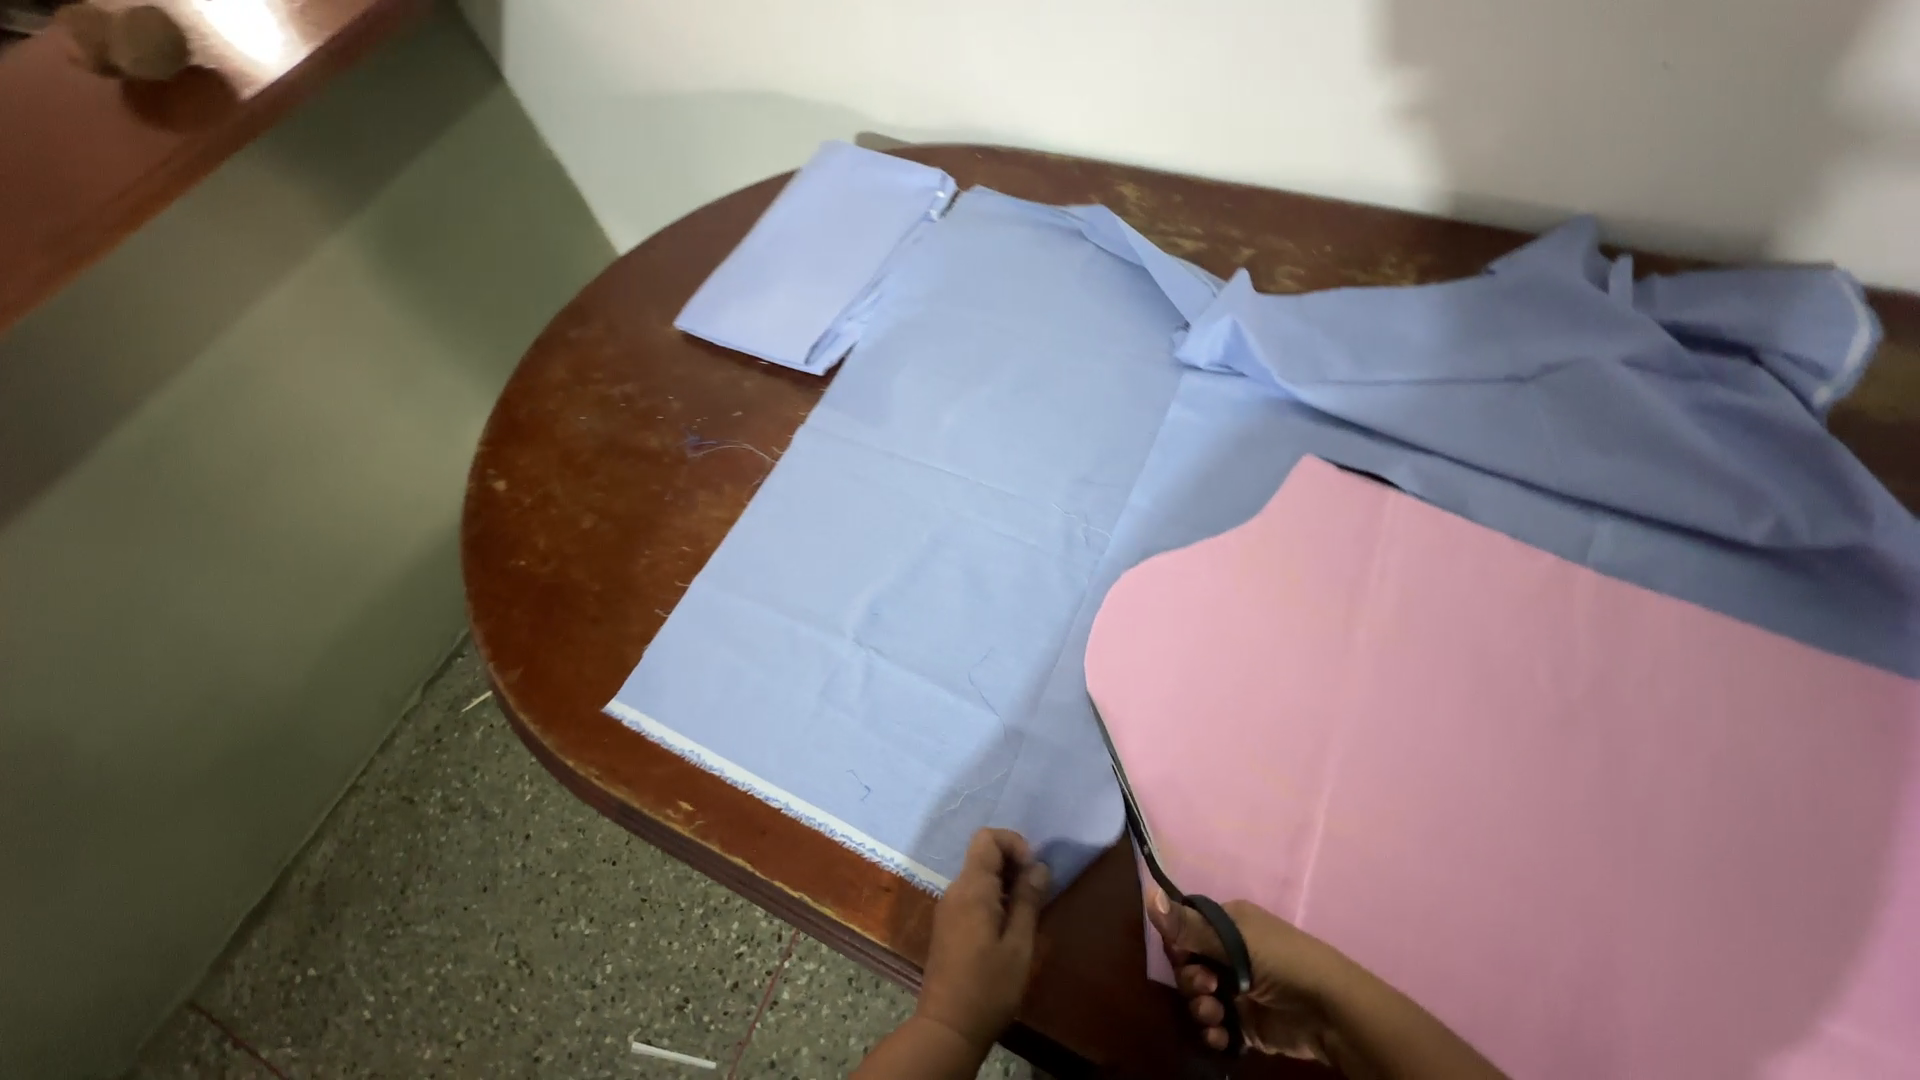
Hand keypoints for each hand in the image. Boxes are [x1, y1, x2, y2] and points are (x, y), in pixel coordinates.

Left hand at [915, 828, 1050, 1050]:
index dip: (1014, 843)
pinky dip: (993, 898)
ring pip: (978, 876)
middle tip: (1036, 893)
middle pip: (982, 854)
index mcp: (971, 889)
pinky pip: (971, 895)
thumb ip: (1027, 901)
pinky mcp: (947, 924)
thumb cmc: (989, 987)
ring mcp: (948, 907)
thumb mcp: (1019, 945)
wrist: (948, 1027)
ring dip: (1004, 883)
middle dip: (1013, 864)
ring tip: (1026, 911)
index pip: (987, 838)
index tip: (1033, 871)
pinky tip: (1008, 926)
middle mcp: (955, 890)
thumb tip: (1039, 866)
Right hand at [1148, 888, 1349, 1060]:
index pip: (1185, 931)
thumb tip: (1148, 895)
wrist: (1329, 1010)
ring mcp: (1237, 990)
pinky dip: (1212, 1031)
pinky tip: (1221, 1034)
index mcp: (1227, 926)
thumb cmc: (1283, 960)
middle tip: (1208, 986)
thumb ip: (1189, 926)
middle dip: (1190, 980)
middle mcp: (1229, 955)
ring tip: (1217, 1014)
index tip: (1183, 956)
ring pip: (1198, 998)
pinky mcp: (1245, 1024)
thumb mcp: (1235, 940)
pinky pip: (1214, 1026)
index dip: (1178, 946)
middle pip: (1187, 966)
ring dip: (1200, 1007)